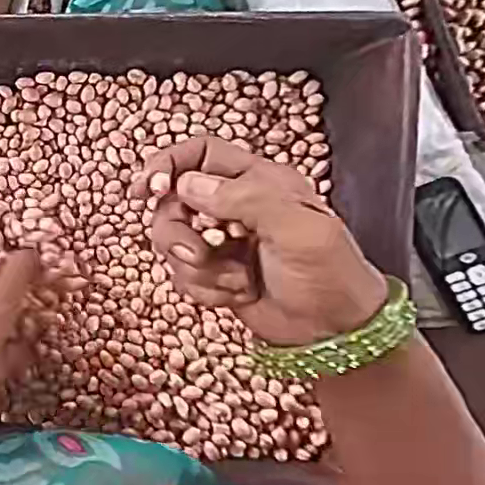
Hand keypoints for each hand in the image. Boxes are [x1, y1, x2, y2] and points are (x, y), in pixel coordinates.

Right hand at [132, 137, 388, 346]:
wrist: (333, 331)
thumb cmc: (330, 275)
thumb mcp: (298, 229)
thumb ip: (246, 198)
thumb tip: (187, 184)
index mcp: (257, 182)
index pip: (198, 153)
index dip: (168, 164)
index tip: (152, 190)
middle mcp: (232, 206)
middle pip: (171, 202)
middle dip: (177, 232)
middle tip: (200, 253)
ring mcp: (217, 240)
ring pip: (170, 240)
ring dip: (196, 267)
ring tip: (235, 280)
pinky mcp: (209, 272)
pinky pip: (179, 274)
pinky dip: (203, 289)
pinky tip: (237, 294)